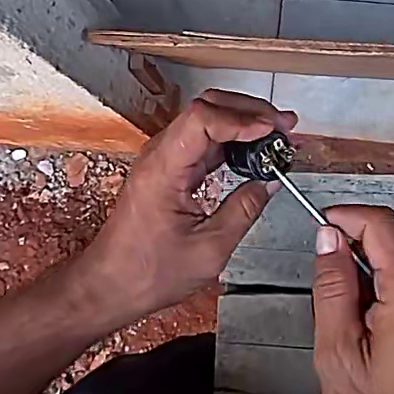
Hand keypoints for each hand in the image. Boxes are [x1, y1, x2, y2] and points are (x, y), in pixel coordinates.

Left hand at [69, 89, 294, 327]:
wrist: (108, 285)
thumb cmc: (147, 273)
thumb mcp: (209, 250)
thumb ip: (245, 209)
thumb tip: (271, 181)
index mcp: (164, 169)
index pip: (203, 119)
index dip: (241, 119)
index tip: (271, 131)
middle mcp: (161, 154)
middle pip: (208, 107)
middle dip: (250, 111)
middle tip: (284, 126)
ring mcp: (165, 157)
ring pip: (208, 117)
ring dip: (244, 120)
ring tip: (277, 133)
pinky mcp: (171, 166)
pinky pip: (205, 138)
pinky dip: (234, 137)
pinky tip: (255, 148)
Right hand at [309, 206, 393, 393]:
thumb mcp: (339, 356)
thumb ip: (332, 288)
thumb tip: (328, 239)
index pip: (381, 224)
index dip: (347, 216)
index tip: (323, 224)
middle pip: (391, 240)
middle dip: (356, 253)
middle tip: (334, 292)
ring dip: (374, 273)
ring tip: (359, 322)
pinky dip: (393, 286)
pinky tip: (381, 327)